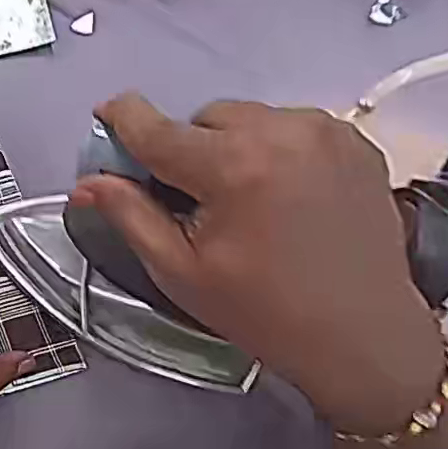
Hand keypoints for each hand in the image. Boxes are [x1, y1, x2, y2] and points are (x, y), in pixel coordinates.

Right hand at [73, 95, 445, 436]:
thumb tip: (88, 184)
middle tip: (194, 201)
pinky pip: (292, 128)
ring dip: (232, 148)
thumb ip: (131, 217)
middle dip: (189, 150)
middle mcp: (282, 130)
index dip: (124, 119)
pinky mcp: (354, 141)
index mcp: (234, 166)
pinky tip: (281, 198)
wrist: (360, 333)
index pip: (158, 128)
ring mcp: (326, 131)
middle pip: (206, 118)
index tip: (106, 115)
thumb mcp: (182, 273)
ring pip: (251, 119)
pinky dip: (273, 150)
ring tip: (244, 203)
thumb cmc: (263, 312)